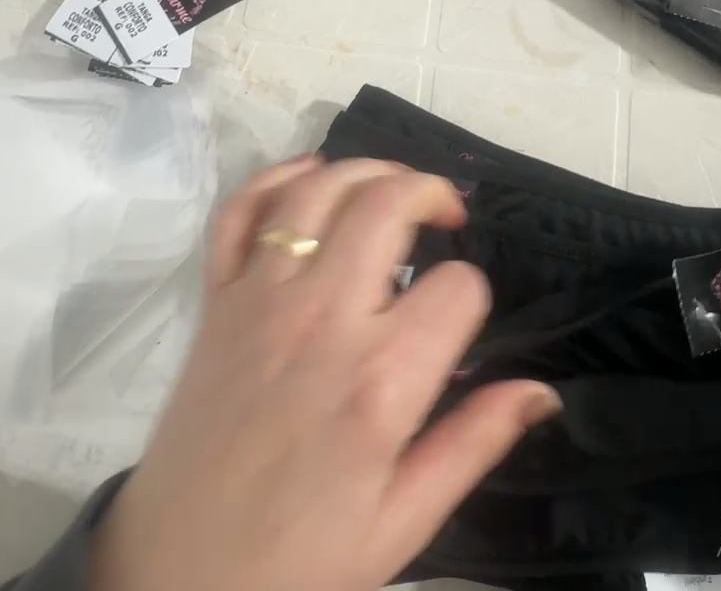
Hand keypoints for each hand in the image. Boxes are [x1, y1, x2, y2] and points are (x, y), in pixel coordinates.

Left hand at [89, 155, 561, 590]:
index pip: (458, 287)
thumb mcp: (405, 521)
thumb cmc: (300, 556)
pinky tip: (310, 177)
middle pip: (387, 204)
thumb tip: (543, 391)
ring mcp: (260, 299)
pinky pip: (238, 212)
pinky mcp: (216, 300)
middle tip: (446, 217)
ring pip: (317, 190)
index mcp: (381, 381)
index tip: (462, 317)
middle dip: (431, 193)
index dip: (474, 290)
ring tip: (391, 189)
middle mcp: (321, 319)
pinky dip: (275, 178)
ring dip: (365, 170)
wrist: (177, 573)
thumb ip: (475, 443)